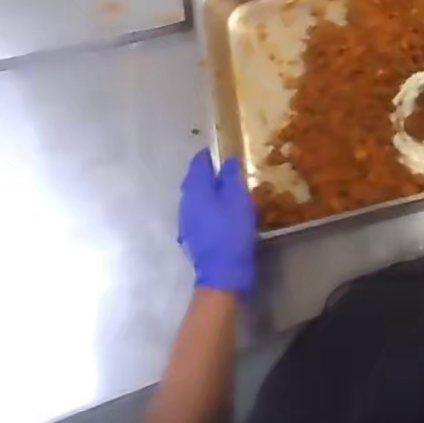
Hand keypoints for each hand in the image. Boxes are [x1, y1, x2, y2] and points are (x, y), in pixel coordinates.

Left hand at [178, 150, 256, 293]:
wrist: (222, 271)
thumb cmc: (232, 229)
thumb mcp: (238, 198)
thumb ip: (231, 175)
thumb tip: (227, 160)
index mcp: (195, 187)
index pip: (199, 161)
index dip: (212, 154)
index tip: (226, 151)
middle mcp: (185, 200)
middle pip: (196, 179)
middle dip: (211, 172)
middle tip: (232, 171)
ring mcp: (186, 219)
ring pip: (197, 196)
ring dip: (211, 191)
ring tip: (231, 192)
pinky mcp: (192, 234)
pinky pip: (200, 212)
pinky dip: (210, 207)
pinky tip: (224, 214)